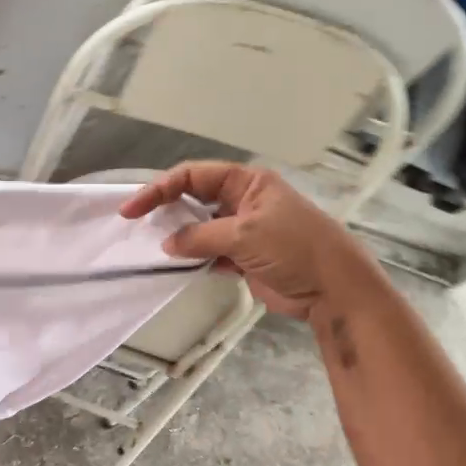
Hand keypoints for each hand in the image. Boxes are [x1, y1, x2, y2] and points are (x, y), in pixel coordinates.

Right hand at [120, 162, 376, 319]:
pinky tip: (176, 265)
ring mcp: (243, 230)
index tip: (132, 209)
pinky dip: (192, 257)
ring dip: (178, 236)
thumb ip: (199, 237)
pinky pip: (208, 252)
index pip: (193, 176)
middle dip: (165, 209)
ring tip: (150, 246)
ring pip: (199, 227)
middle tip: (135, 225)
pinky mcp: (243, 257)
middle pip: (194, 198)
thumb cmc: (294, 248)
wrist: (333, 288)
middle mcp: (243, 201)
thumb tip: (168, 244)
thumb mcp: (243, 235)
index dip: (160, 189)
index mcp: (248, 183)